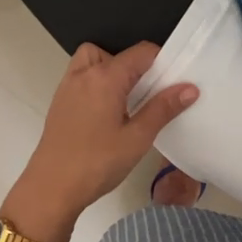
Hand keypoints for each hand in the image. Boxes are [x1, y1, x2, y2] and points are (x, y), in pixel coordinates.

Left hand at [4, 43, 197, 237]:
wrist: (51, 188)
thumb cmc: (97, 163)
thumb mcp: (137, 137)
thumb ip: (163, 108)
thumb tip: (190, 88)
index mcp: (105, 77)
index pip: (141, 53)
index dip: (162, 61)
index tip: (176, 80)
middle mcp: (84, 74)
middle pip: (114, 52)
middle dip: (135, 65)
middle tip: (150, 91)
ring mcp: (68, 87)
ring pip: (92, 61)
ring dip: (111, 70)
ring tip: (126, 99)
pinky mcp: (60, 103)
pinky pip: (81, 78)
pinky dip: (97, 83)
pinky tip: (108, 113)